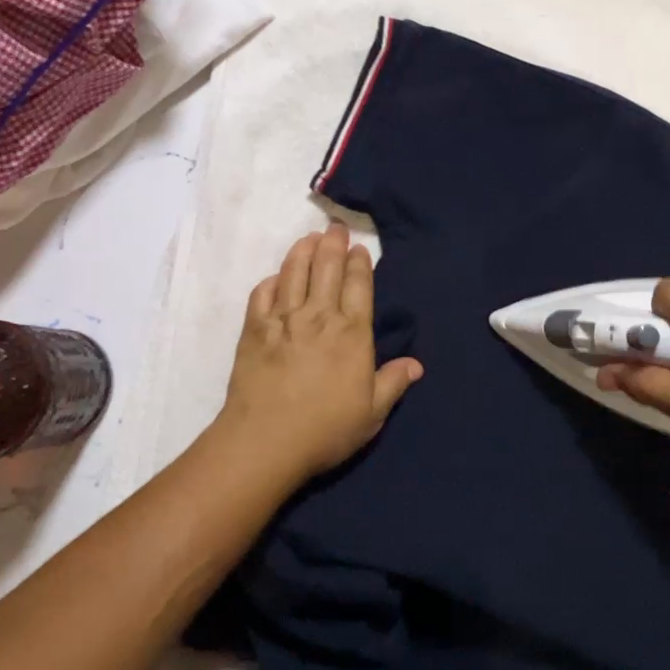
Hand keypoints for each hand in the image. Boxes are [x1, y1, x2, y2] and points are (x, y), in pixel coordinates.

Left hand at [217, 223, 422, 482]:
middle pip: (326, 267)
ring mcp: (283, 319)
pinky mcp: (254, 329)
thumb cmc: (325, 430)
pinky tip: (276, 278)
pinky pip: (263, 294)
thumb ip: (392, 383)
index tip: (359, 248)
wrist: (266, 440)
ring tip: (308, 238)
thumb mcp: (371, 413)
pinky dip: (272, 281)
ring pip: (294, 272)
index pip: (358, 285)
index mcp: (352, 333)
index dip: (359, 262)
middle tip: (335, 228)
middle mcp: (318, 316)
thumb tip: (416, 364)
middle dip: (332, 243)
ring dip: (302, 250)